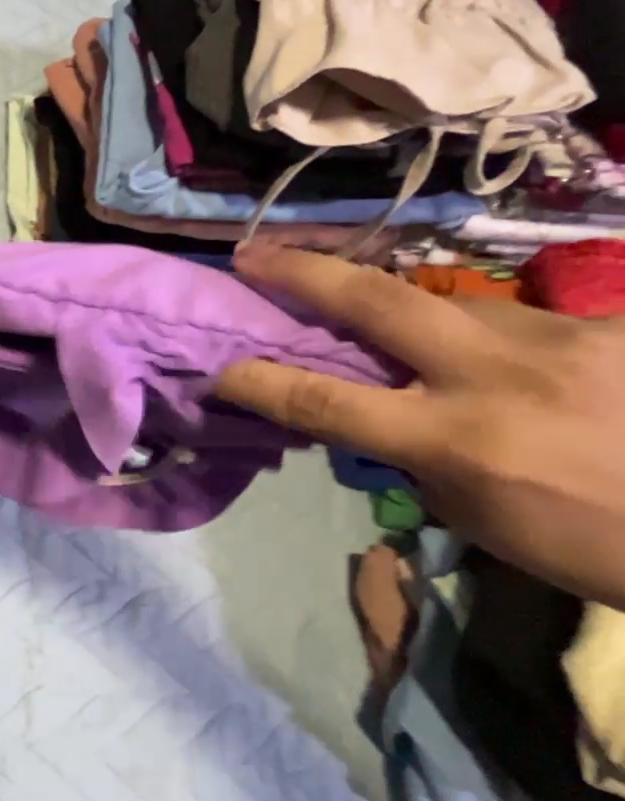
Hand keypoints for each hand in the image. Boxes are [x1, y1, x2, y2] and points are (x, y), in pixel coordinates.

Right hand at [215, 243, 624, 607]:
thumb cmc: (594, 546)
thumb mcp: (478, 515)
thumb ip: (414, 449)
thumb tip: (372, 405)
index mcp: (459, 441)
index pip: (322, 399)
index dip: (256, 378)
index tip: (215, 363)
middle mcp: (501, 376)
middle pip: (377, 301)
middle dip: (302, 272)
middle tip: (251, 254)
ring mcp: (565, 340)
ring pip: (452, 304)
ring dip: (413, 314)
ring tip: (409, 333)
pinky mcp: (612, 326)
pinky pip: (522, 320)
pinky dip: (494, 337)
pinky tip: (515, 361)